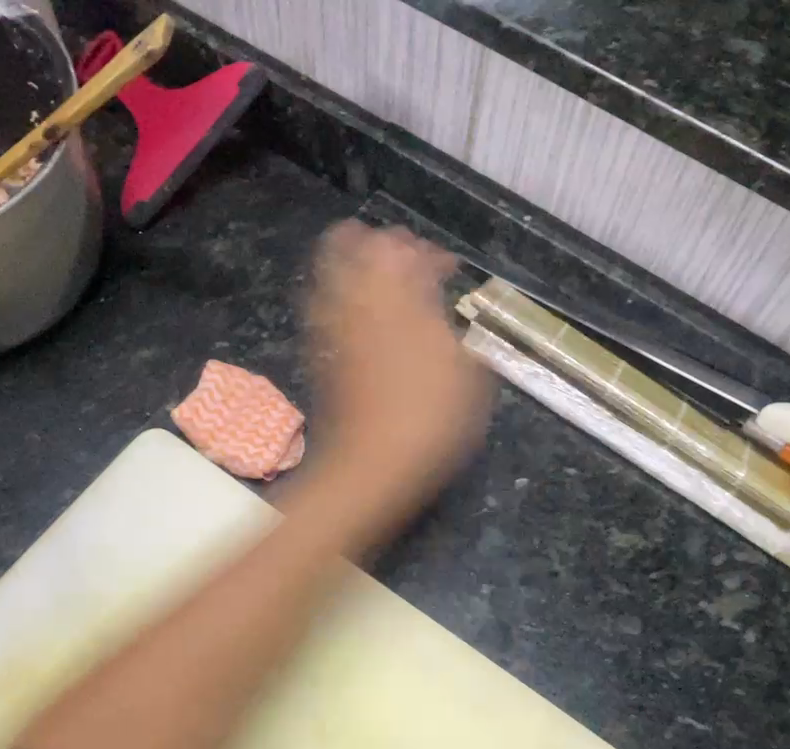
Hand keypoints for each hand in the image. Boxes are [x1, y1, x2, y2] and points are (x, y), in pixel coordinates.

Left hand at [305, 222, 490, 510]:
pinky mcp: (315, 348)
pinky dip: (339, 301)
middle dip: (386, 248)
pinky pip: (322, 306)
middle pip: (362, 243)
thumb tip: (456, 330)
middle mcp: (360, 292)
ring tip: (379, 286)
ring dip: (355, 267)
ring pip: (332, 267)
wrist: (370, 465)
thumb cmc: (432, 418)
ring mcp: (330, 319)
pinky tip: (360, 322)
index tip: (449, 271)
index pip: (417, 252)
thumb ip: (467, 340)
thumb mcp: (475, 378)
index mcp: (405, 288)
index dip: (434, 258)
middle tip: (408, 266)